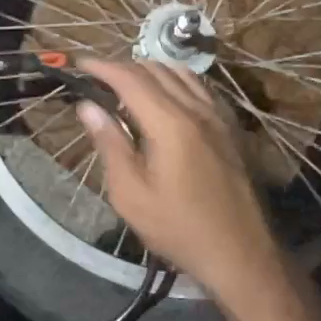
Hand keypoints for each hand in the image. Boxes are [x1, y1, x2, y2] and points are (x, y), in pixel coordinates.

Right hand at [75, 59, 279, 293]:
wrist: (241, 255)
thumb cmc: (180, 229)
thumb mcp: (131, 195)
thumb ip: (110, 145)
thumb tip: (87, 107)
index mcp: (169, 123)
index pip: (129, 78)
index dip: (101, 66)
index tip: (78, 64)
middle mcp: (196, 108)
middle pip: (154, 69)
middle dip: (121, 67)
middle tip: (97, 80)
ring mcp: (218, 115)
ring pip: (179, 73)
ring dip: (149, 70)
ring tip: (126, 87)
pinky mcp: (230, 126)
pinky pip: (199, 87)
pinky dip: (175, 80)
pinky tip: (165, 98)